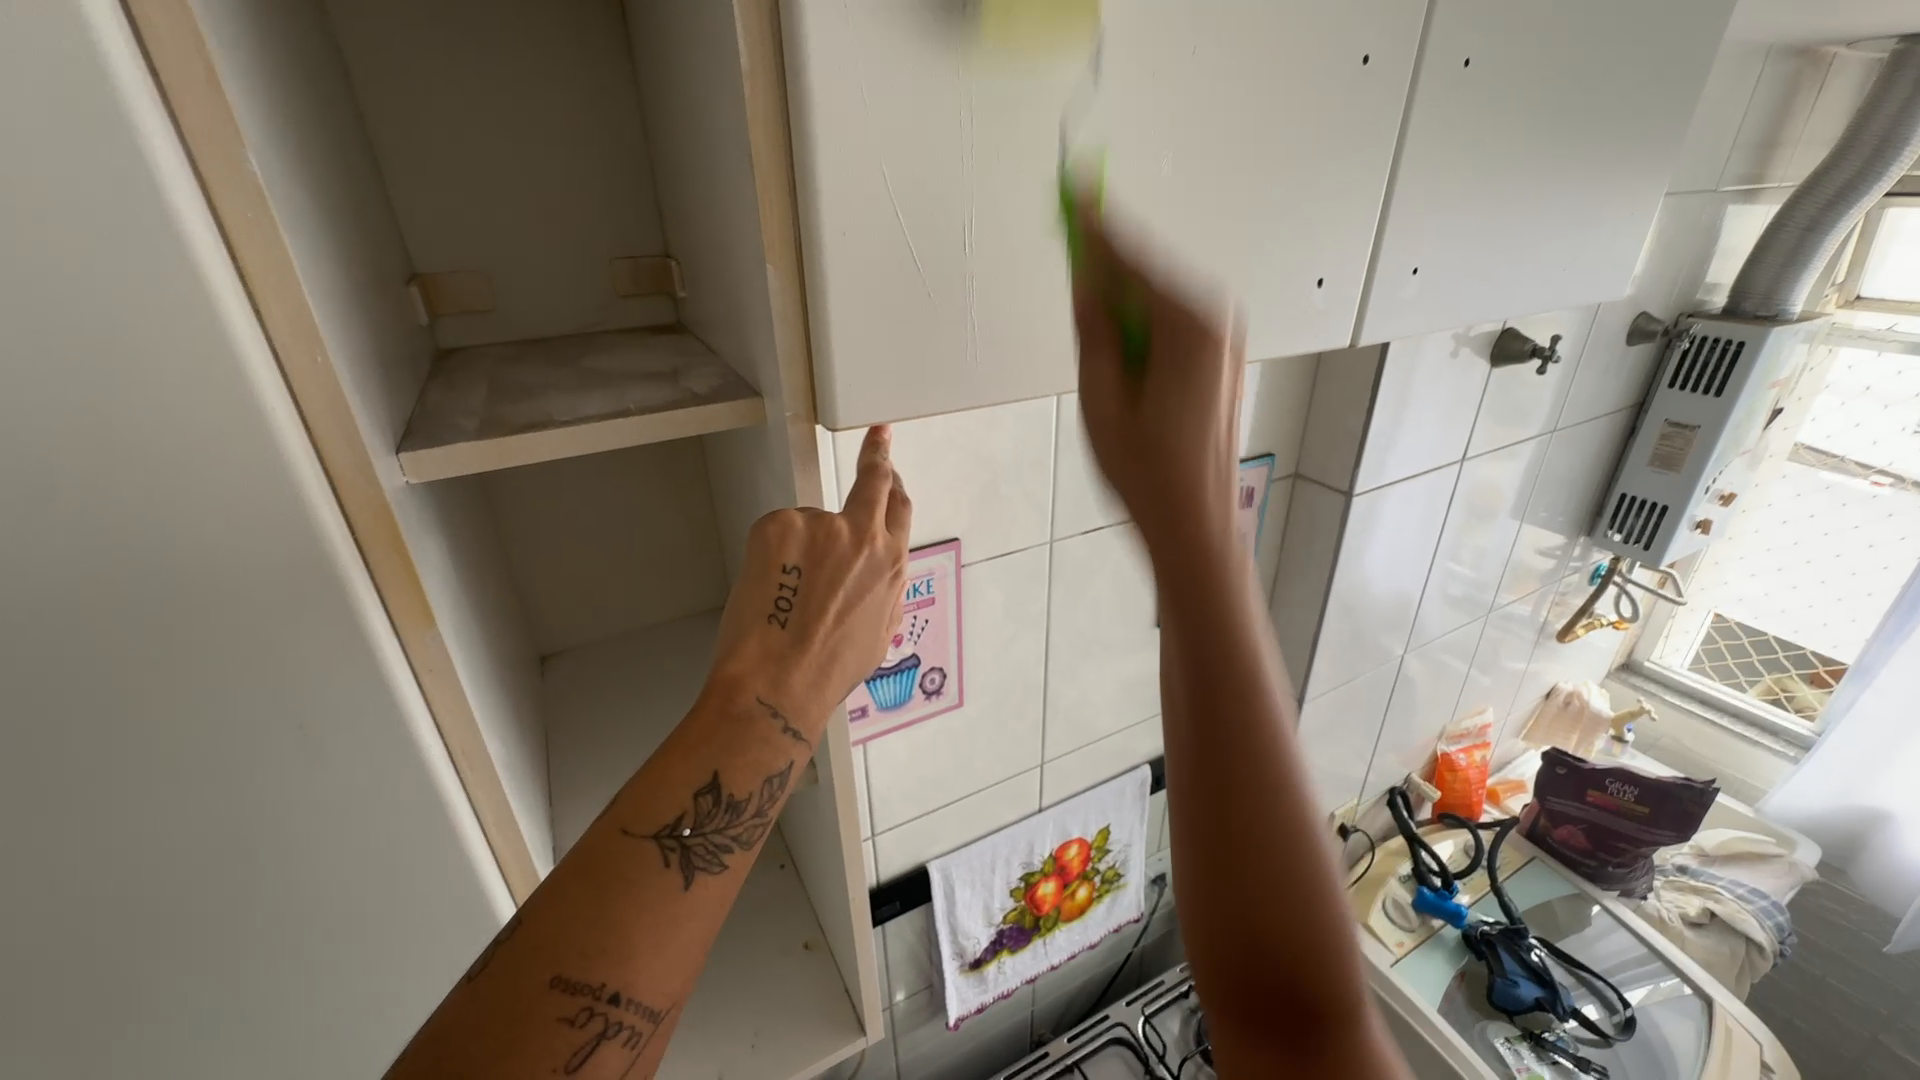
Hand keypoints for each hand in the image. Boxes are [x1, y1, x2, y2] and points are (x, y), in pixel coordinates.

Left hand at [706, 426, 911, 733]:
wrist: (779, 681)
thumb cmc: (828, 669)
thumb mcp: (878, 633)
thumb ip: (883, 591)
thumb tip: (877, 576)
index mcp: (891, 564)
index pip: (898, 505)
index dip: (894, 480)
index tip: (889, 458)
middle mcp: (862, 535)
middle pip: (872, 481)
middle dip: (876, 456)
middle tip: (877, 439)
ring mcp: (820, 525)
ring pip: (810, 522)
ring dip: (800, 546)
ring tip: (785, 594)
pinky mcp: (780, 525)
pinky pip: (778, 529)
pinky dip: (772, 553)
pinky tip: (769, 589)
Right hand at [1070, 204, 1244, 559]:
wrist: (1196, 523)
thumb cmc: (1146, 470)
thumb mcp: (1101, 397)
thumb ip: (1093, 328)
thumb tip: (1084, 277)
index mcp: (1187, 323)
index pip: (1130, 258)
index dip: (1094, 227)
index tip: (1074, 188)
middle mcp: (1215, 321)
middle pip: (1146, 276)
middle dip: (1106, 282)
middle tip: (1075, 300)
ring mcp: (1223, 341)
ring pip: (1156, 304)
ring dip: (1122, 318)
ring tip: (1106, 373)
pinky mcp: (1219, 360)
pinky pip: (1170, 327)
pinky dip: (1141, 334)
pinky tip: (1127, 374)